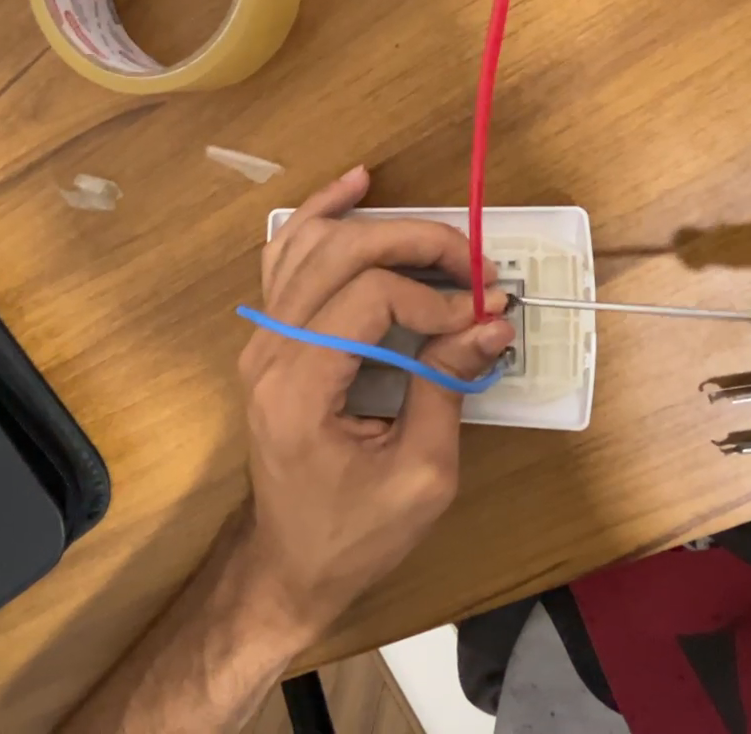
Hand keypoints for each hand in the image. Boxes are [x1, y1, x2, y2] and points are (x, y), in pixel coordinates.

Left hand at [237, 166, 514, 643]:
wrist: (289, 561)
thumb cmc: (355, 534)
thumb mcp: (422, 475)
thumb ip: (447, 386)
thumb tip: (491, 321)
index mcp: (299, 389)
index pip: (367, 299)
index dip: (432, 299)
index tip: (478, 322)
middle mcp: (267, 351)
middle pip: (337, 256)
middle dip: (410, 244)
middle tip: (469, 260)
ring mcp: (259, 340)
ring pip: (305, 244)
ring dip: (368, 221)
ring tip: (423, 214)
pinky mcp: (267, 338)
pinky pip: (285, 260)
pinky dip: (317, 218)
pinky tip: (350, 190)